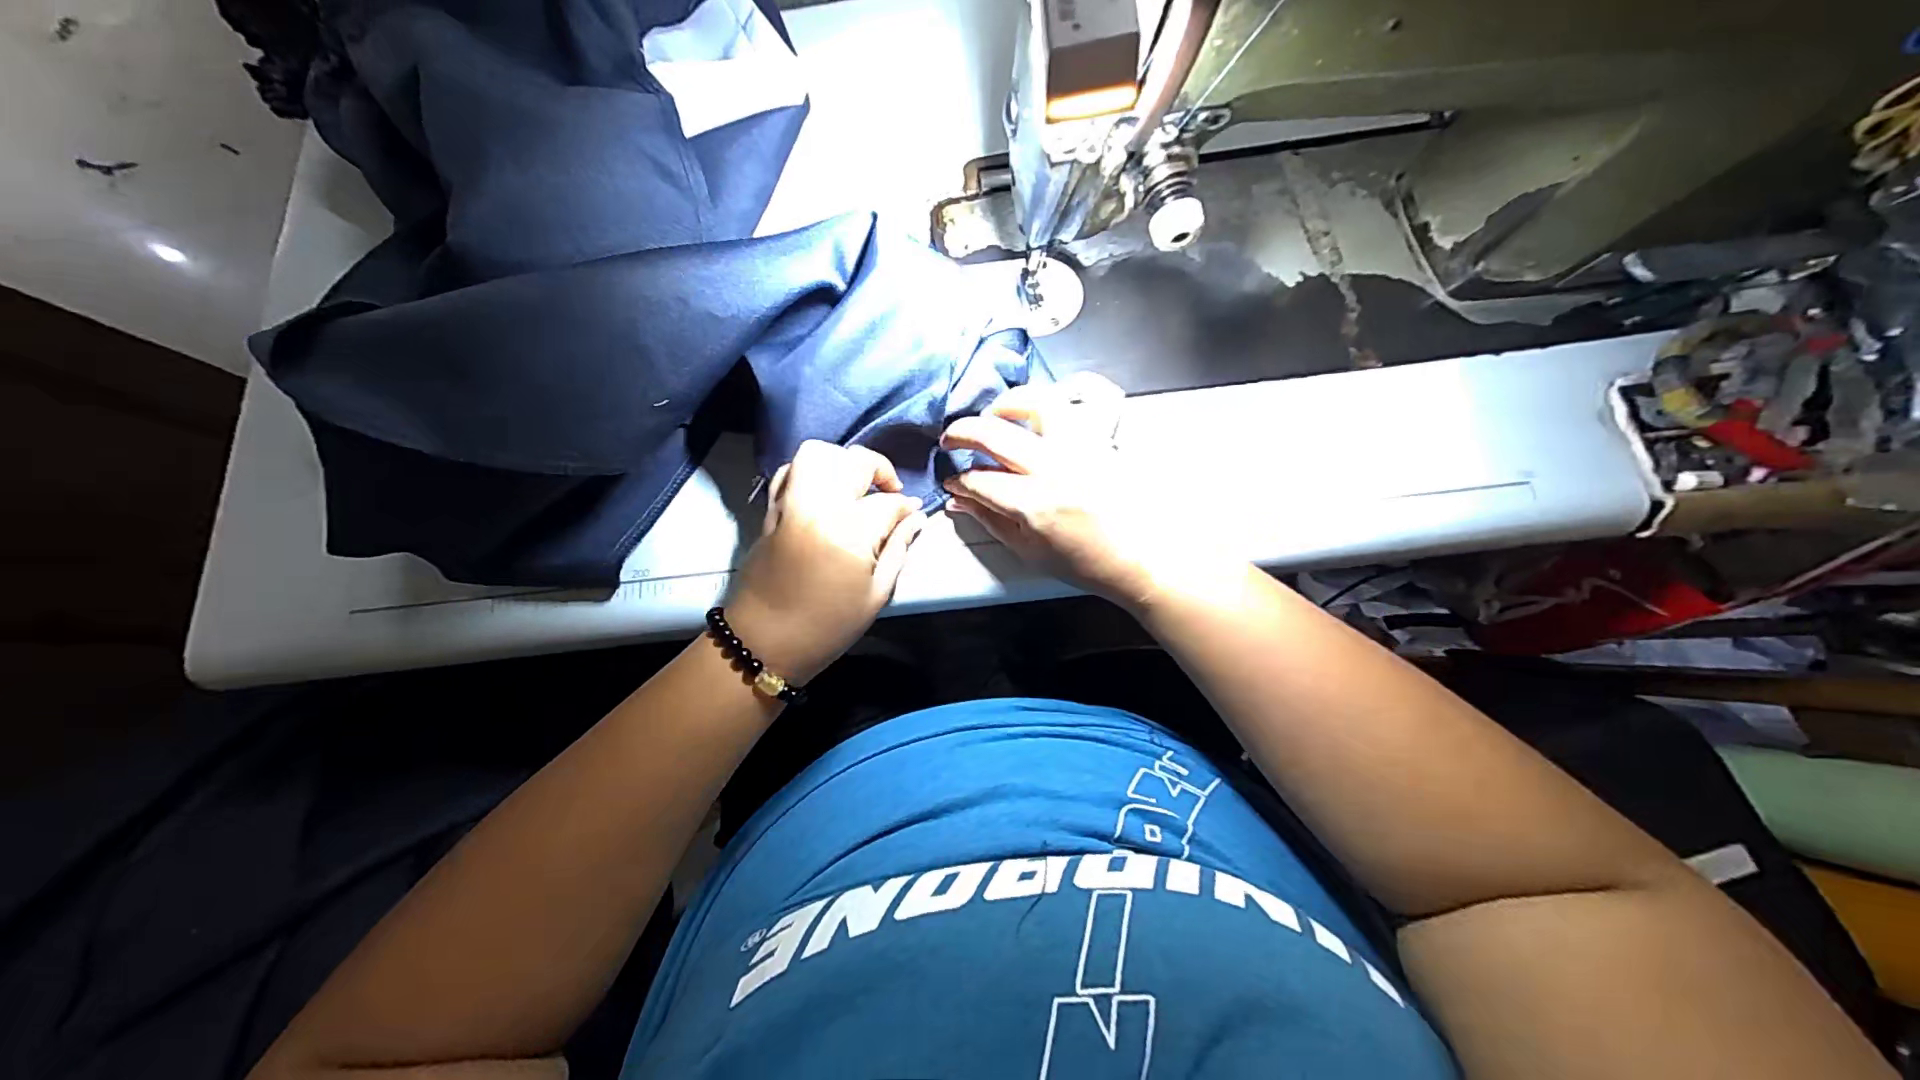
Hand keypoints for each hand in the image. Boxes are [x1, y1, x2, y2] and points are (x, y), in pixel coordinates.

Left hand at [725, 441, 927, 683]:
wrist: (762, 642)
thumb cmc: (826, 627)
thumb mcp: (876, 595)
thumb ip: (897, 549)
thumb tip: (914, 519)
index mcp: (849, 532)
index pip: (888, 502)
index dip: (906, 507)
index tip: (912, 515)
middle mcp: (818, 507)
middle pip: (854, 462)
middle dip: (879, 470)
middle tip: (888, 491)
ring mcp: (790, 505)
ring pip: (816, 454)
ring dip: (842, 461)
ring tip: (854, 484)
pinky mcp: (770, 511)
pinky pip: (788, 472)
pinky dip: (809, 471)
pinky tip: (823, 491)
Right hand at [941, 373, 1212, 611]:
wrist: (1140, 560)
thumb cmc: (1087, 562)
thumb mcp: (1028, 551)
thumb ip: (990, 520)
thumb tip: (960, 500)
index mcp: (1034, 503)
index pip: (978, 479)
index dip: (958, 480)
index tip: (953, 482)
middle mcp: (1055, 467)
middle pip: (994, 433)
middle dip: (962, 432)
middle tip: (952, 439)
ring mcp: (1082, 446)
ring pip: (1036, 401)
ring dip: (1007, 403)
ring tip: (995, 414)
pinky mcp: (1103, 438)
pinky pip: (1092, 396)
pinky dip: (1071, 389)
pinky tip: (1051, 402)